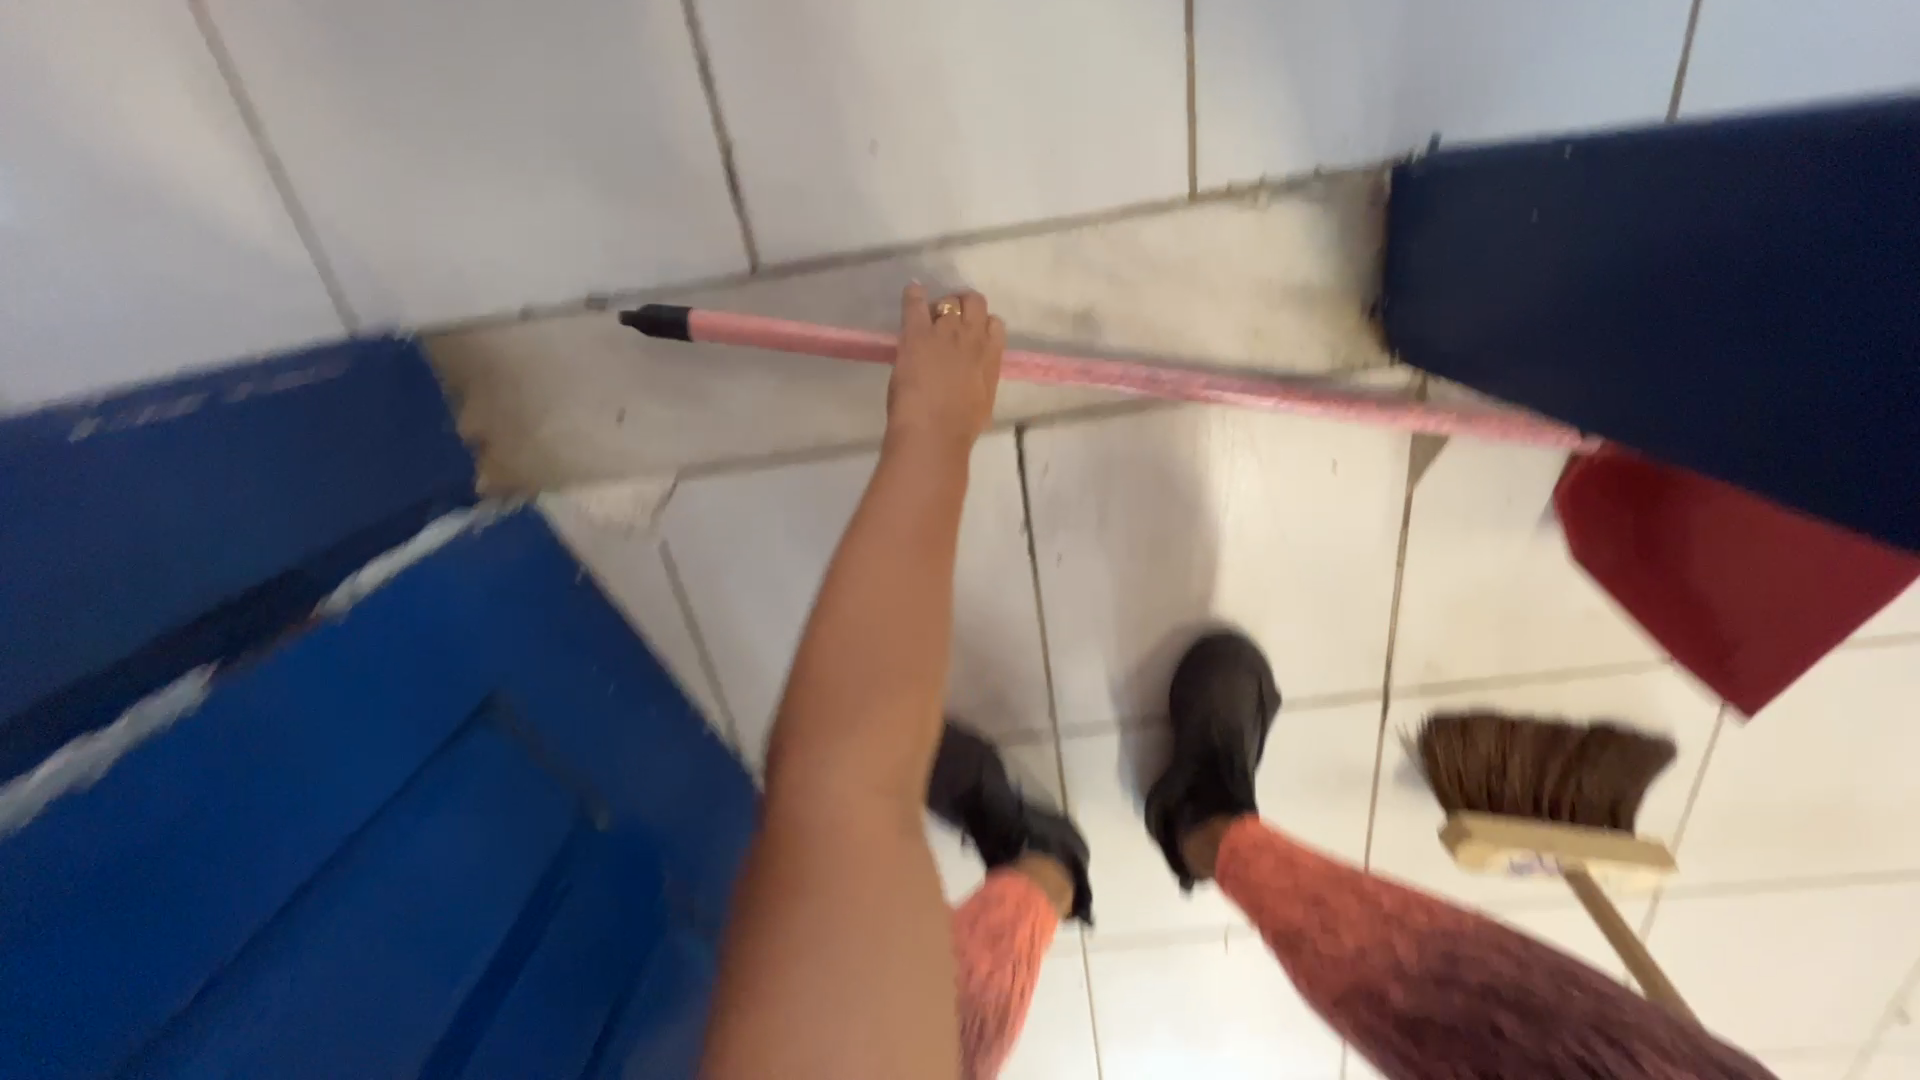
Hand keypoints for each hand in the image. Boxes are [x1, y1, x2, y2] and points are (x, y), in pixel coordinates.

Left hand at [886, 284, 1003, 447]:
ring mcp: (945, 331)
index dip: (982, 325)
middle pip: (975, 303)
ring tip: (929, 316)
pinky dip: (914, 295)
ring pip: (949, 300)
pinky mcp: (917, 332)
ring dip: (941, 306)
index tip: (971, 334)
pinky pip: (915, 301)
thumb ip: (982, 380)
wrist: (933, 431)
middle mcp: (973, 337)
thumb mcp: (983, 402)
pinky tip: (912, 295)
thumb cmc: (960, 428)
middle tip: (949, 320)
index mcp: (992, 357)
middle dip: (964, 307)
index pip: (995, 325)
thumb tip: (974, 377)